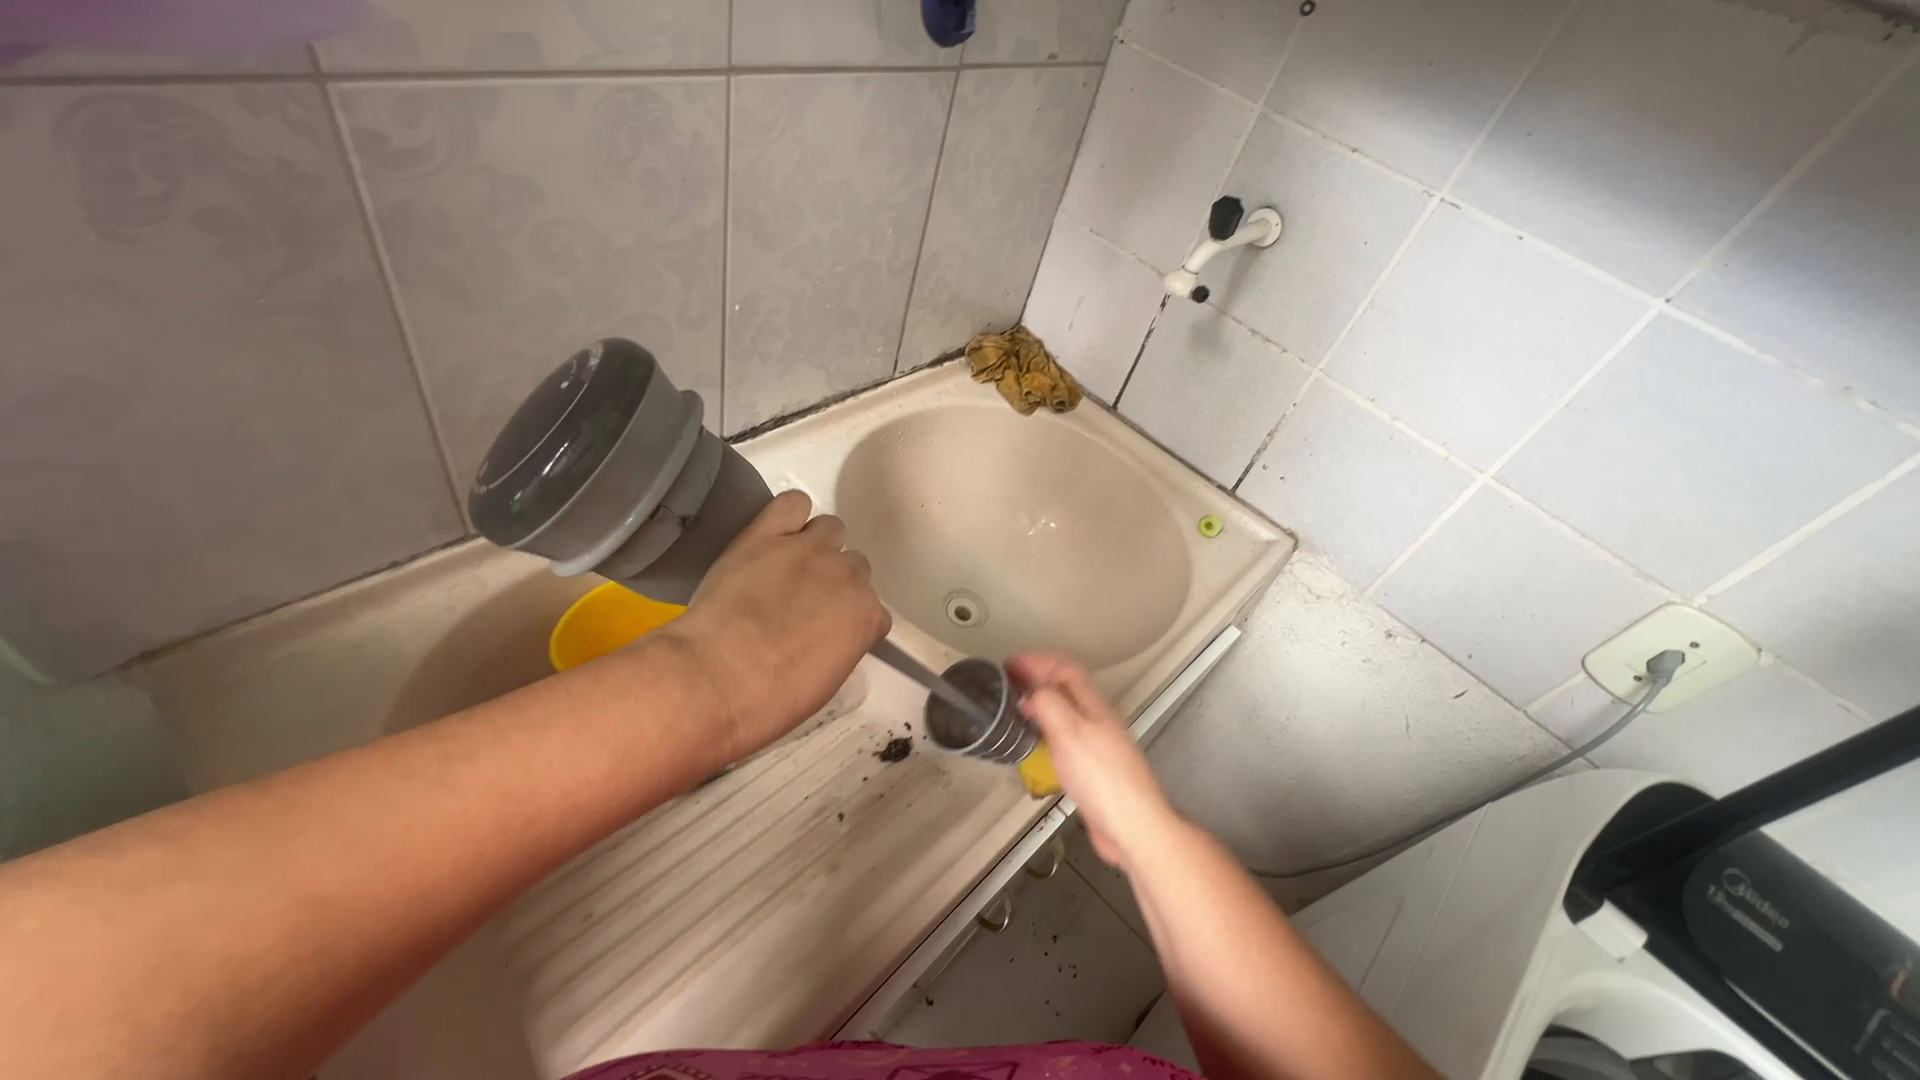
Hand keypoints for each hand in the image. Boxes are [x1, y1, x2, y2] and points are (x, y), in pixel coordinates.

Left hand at [660, 490, 889, 760]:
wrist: (714, 679)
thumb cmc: (769, 701)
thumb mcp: (823, 684)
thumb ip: (839, 648)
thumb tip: (827, 637)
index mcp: (866, 618)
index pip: (873, 609)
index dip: (849, 619)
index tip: (827, 631)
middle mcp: (847, 576)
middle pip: (855, 565)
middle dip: (835, 581)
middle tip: (803, 601)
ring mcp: (809, 549)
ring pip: (832, 528)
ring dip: (817, 545)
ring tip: (789, 566)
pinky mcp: (767, 533)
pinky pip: (793, 502)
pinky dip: (790, 515)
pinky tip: (776, 533)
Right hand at [1007, 653, 1177, 868]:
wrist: (1132, 826)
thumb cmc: (1102, 779)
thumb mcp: (1069, 733)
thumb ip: (1048, 704)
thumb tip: (1031, 693)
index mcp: (1094, 705)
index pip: (1066, 668)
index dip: (1038, 661)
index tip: (1011, 665)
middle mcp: (1097, 719)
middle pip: (1067, 687)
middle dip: (1037, 679)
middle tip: (1009, 684)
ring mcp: (1097, 743)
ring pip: (1066, 712)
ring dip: (1041, 704)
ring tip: (1016, 709)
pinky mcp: (1093, 767)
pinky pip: (1066, 737)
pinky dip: (1046, 730)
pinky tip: (1036, 744)